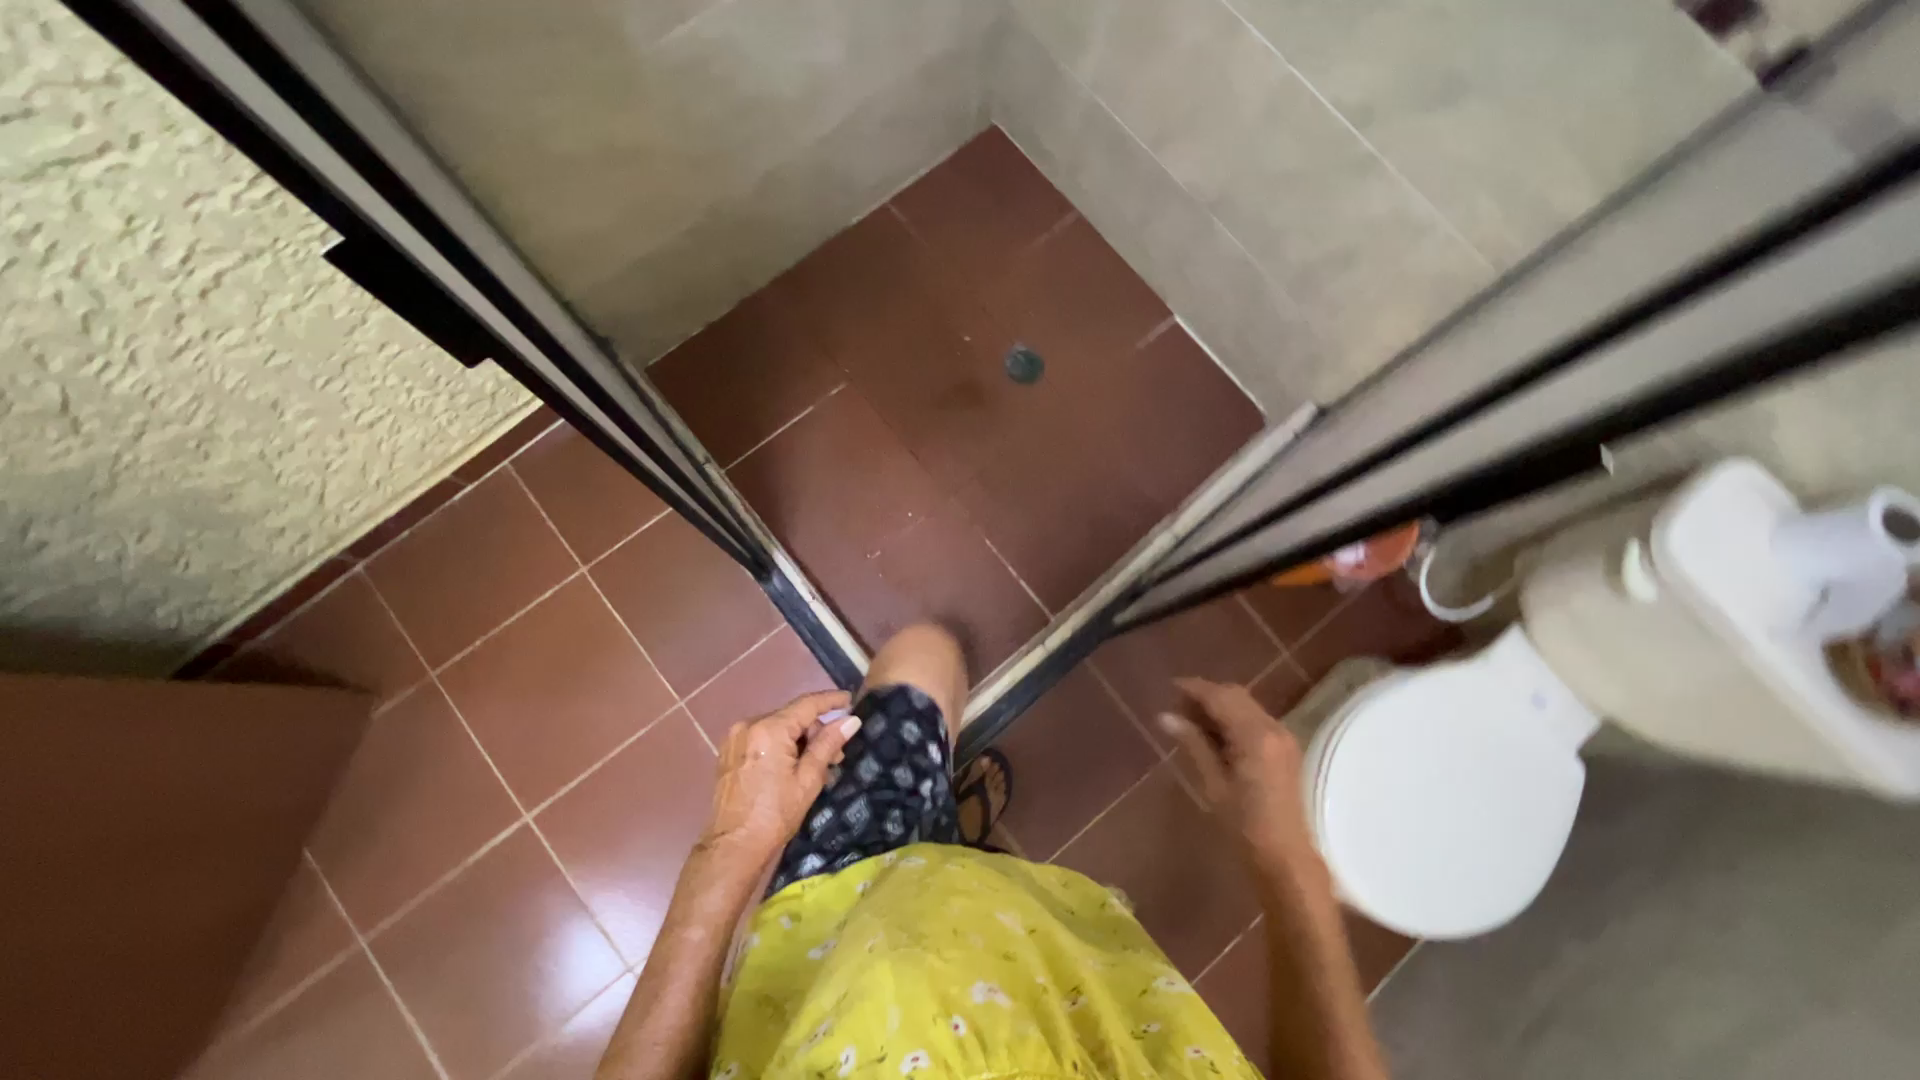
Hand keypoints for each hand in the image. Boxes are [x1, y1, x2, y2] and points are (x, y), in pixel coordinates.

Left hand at [703, 690, 858, 866]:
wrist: (733, 847)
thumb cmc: (775, 815)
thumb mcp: (808, 779)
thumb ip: (828, 744)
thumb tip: (851, 720)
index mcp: (768, 729)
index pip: (807, 705)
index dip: (831, 701)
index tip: (850, 700)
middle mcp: (748, 725)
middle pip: (792, 717)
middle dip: (816, 731)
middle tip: (837, 755)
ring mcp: (735, 739)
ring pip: (778, 728)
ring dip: (800, 741)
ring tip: (818, 767)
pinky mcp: (729, 753)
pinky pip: (763, 739)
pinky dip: (782, 747)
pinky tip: (794, 768)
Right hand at [1159, 678, 1323, 877]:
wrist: (1286, 858)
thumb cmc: (1244, 826)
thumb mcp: (1212, 784)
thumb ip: (1192, 744)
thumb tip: (1166, 716)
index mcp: (1255, 735)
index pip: (1220, 697)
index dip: (1193, 689)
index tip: (1168, 688)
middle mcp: (1274, 728)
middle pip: (1236, 695)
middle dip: (1206, 695)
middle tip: (1177, 708)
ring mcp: (1284, 738)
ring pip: (1246, 706)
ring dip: (1220, 706)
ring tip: (1190, 722)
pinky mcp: (1285, 750)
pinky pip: (1255, 721)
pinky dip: (1234, 719)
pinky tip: (1214, 737)